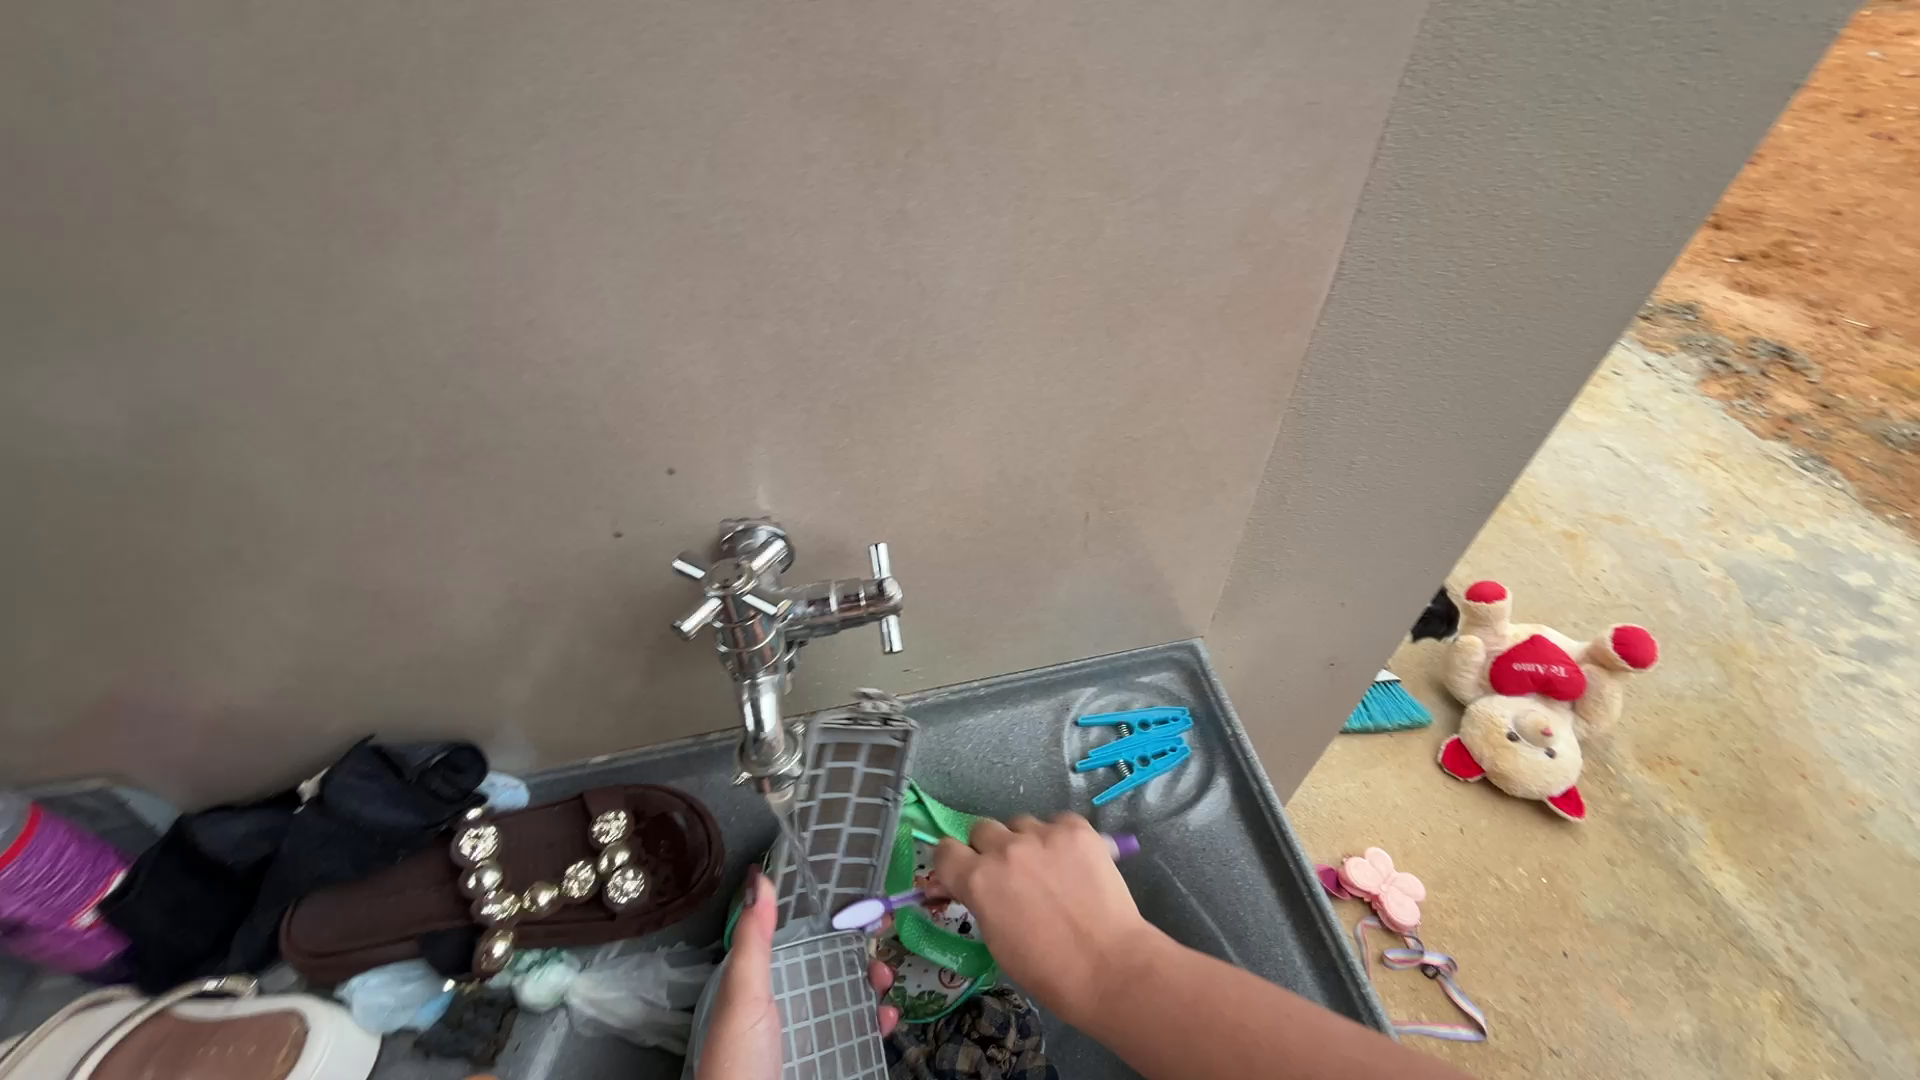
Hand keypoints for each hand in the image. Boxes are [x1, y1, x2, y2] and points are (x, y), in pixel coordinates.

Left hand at [695, 868, 900, 1079]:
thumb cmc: (740, 1061)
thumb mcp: (744, 994)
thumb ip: (754, 939)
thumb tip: (757, 876)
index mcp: (761, 988)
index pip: (798, 944)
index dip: (828, 924)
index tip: (858, 907)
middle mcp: (786, 1011)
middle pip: (829, 971)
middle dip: (859, 955)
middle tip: (880, 943)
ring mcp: (808, 1041)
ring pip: (848, 1003)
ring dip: (873, 987)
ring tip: (885, 982)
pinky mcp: (829, 1066)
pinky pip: (860, 1039)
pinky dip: (877, 1026)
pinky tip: (887, 1019)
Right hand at [933, 812, 1155, 1026]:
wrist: (1109, 967)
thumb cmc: (1048, 970)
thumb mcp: (996, 940)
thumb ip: (981, 901)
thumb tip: (974, 887)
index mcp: (978, 879)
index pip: (945, 850)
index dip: (952, 861)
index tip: (963, 870)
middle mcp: (1005, 849)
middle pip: (982, 829)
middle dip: (989, 849)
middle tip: (1009, 873)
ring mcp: (1042, 834)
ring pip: (1019, 822)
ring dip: (1024, 840)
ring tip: (1047, 867)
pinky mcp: (1076, 829)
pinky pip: (1057, 821)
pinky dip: (1059, 837)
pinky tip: (1073, 862)